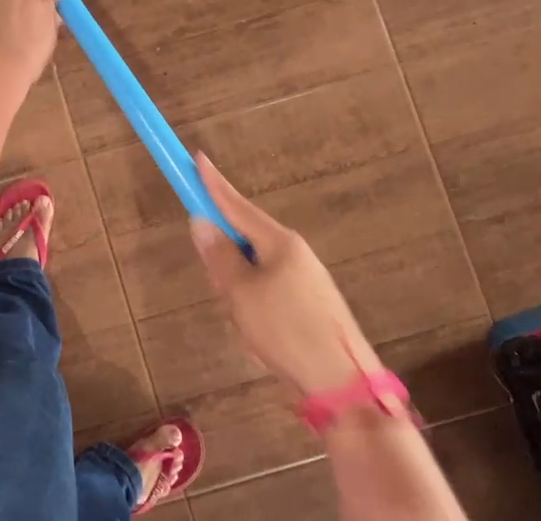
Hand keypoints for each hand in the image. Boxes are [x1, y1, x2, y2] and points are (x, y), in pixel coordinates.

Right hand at [189, 154, 383, 397]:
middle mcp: (295, 253)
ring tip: (249, 329)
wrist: (343, 383)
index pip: (237, 205)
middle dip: (225, 263)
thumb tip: (202, 221)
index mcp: (279, 242)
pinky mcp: (311, 304)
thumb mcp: (241, 294)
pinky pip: (269, 294)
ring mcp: (306, 279)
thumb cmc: (287, 330)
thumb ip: (220, 257)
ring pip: (254, 272)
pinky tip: (263, 340)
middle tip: (223, 294)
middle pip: (244, 241)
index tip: (196, 157)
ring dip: (240, 294)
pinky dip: (256, 310)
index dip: (213, 184)